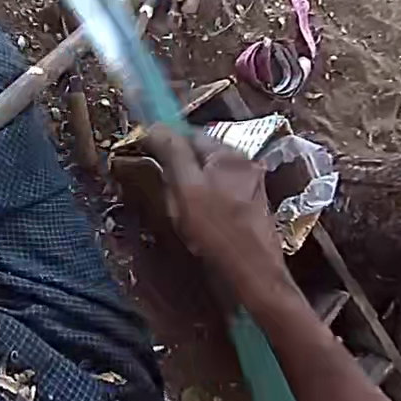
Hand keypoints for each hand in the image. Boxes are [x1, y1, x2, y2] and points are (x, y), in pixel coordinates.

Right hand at [146, 127, 297, 311]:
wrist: (254, 275)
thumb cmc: (216, 230)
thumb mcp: (186, 188)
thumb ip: (172, 153)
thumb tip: (156, 125)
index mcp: (229, 153)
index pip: (190, 133)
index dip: (166, 142)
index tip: (146, 155)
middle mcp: (245, 162)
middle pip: (201, 155)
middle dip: (179, 168)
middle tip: (163, 189)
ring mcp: (251, 185)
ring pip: (209, 176)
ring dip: (191, 187)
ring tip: (179, 210)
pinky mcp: (251, 208)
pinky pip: (220, 194)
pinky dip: (204, 202)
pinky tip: (198, 222)